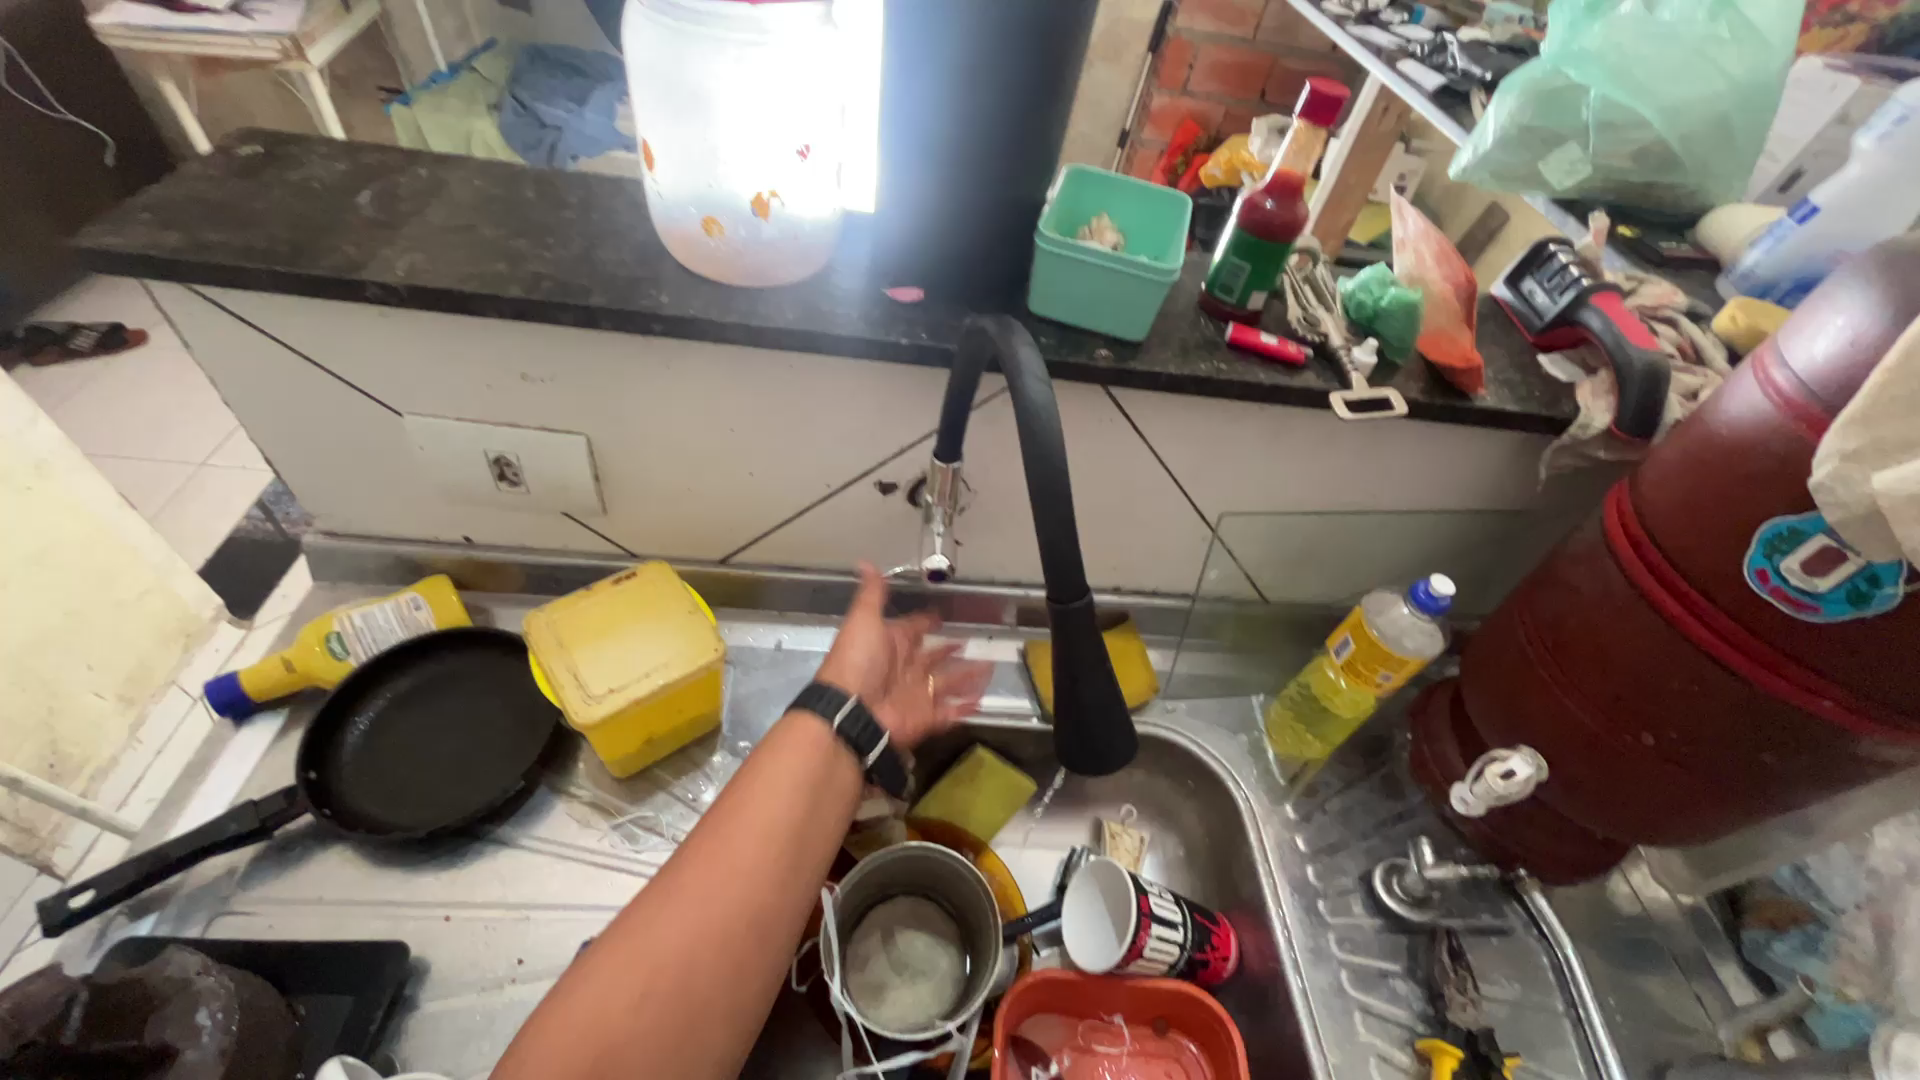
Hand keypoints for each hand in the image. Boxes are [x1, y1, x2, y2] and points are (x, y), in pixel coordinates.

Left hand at [815, 563, 992, 751]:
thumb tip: (865, 562)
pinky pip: (950, 712)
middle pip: (935, 657)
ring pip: (948, 682)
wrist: (851, 711)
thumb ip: (872, 594)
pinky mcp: (926, 717)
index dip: (927, 622)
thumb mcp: (864, 619)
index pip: (914, 629)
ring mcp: (917, 694)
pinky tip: (983, 700)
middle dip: (951, 650)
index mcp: (892, 644)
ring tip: (991, 668)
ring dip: (968, 676)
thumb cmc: (856, 661)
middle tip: (972, 642)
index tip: (942, 616)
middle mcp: (906, 668)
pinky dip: (965, 708)